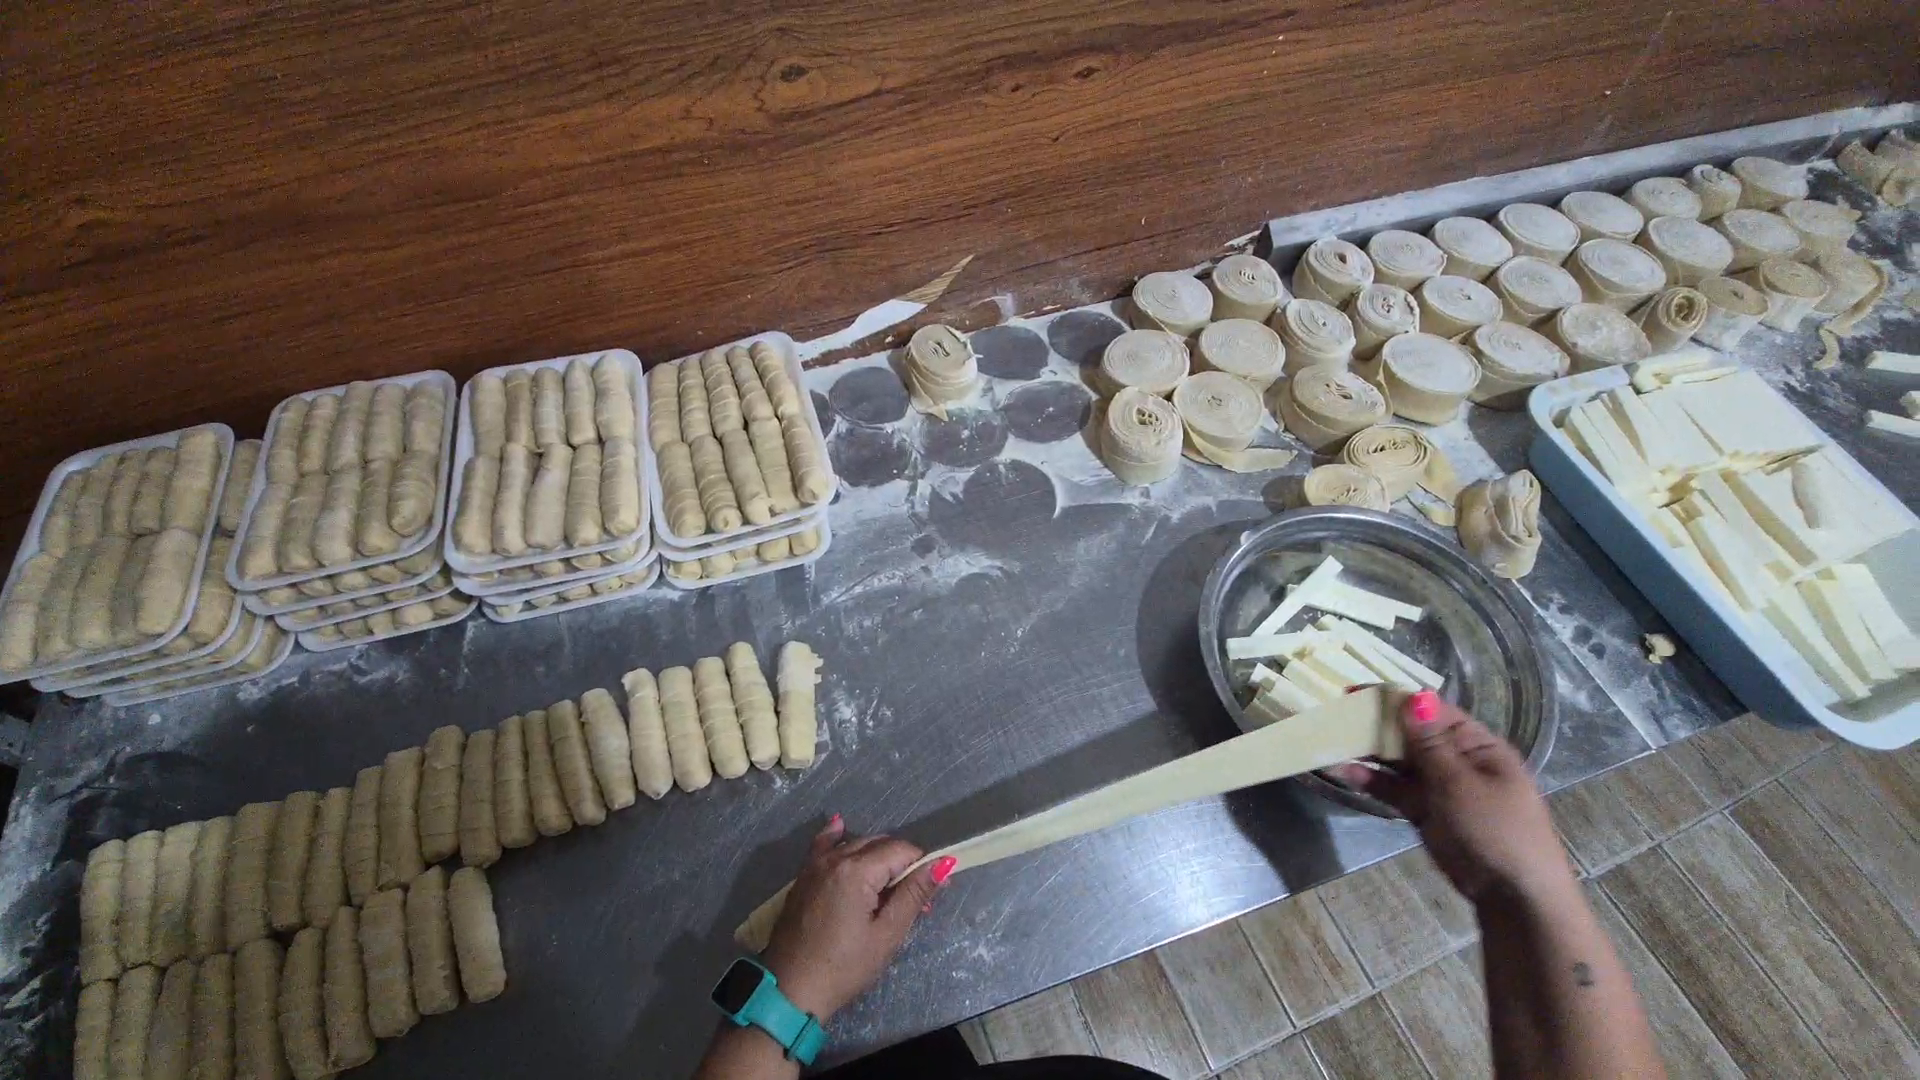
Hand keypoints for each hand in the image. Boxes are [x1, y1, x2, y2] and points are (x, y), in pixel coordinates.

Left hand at [758, 817, 953, 1019]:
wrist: (789, 991)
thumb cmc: (843, 968)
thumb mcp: (886, 936)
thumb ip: (913, 895)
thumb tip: (943, 864)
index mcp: (858, 871)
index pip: (901, 850)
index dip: (920, 866)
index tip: (929, 892)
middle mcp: (836, 858)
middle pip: (879, 844)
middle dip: (900, 863)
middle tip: (911, 898)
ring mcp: (815, 865)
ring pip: (855, 844)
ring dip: (875, 857)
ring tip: (886, 888)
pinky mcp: (803, 876)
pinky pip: (822, 845)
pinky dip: (835, 836)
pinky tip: (841, 826)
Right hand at [1332, 691, 1573, 903]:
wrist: (1513, 897)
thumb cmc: (1496, 830)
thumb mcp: (1462, 783)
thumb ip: (1431, 742)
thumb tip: (1414, 697)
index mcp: (1478, 747)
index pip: (1433, 712)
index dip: (1396, 700)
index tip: (1357, 693)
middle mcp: (1457, 760)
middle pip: (1411, 734)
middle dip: (1376, 724)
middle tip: (1336, 713)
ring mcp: (1439, 787)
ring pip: (1397, 761)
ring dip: (1367, 752)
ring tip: (1332, 741)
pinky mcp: (1423, 810)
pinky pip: (1393, 788)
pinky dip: (1370, 780)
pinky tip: (1344, 772)